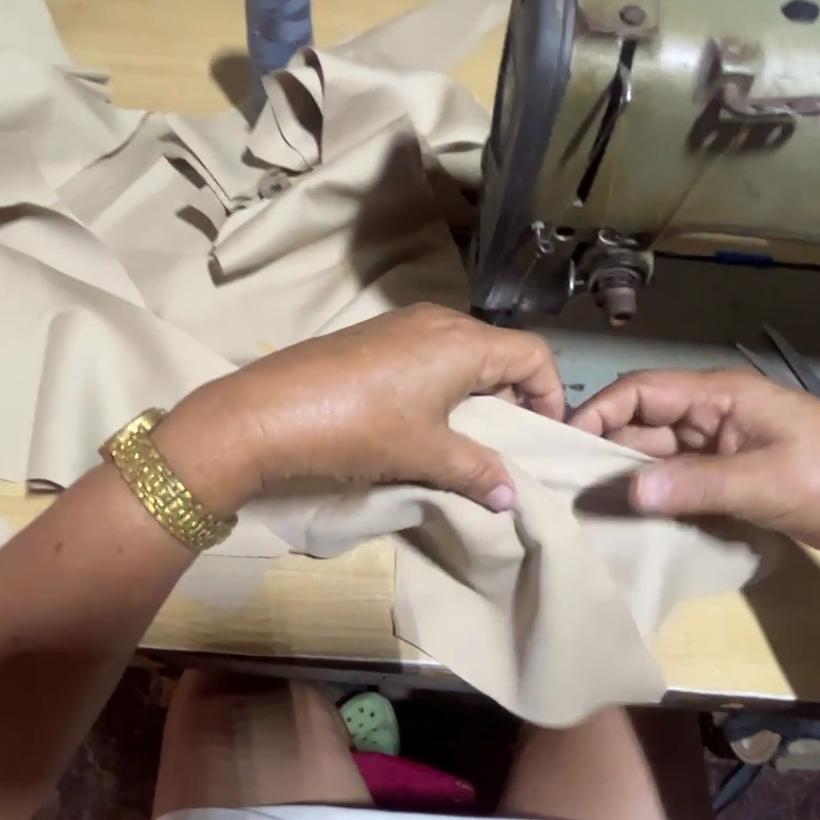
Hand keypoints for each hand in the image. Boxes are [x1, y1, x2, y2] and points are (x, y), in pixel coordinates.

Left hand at [155, 305, 563, 512]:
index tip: (541, 436)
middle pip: (498, 352)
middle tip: (503, 443)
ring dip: (472, 394)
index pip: (533, 355)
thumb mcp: (425, 454)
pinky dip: (439, 386)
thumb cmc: (362, 428)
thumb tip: (510, 497)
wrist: (269, 411)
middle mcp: (438, 321)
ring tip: (461, 438)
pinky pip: (426, 356)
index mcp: (464, 342)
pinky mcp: (372, 338)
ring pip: (460, 354)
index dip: (549, 395)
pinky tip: (417, 421)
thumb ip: (476, 472)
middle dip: (511, 397)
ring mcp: (401, 325)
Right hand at [568, 369, 819, 555]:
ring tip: (589, 505)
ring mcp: (718, 446)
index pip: (641, 391)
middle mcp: (712, 414)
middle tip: (569, 486)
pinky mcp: (725, 475)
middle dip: (605, 449)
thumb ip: (696, 484)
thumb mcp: (767, 482)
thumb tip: (627, 491)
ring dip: (626, 475)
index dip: (598, 412)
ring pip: (654, 453)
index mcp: (720, 396)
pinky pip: (674, 478)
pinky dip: (652, 493)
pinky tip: (630, 515)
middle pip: (640, 423)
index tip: (566, 448)